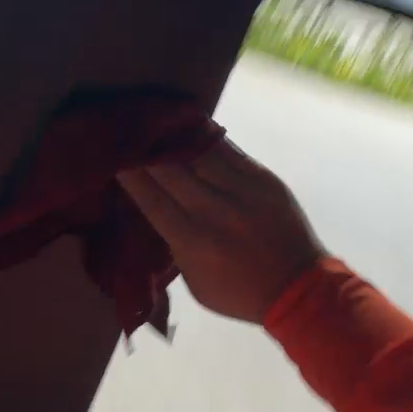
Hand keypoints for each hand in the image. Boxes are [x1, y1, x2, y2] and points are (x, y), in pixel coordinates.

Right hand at [119, 138, 324, 323]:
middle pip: (168, 169)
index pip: (150, 197)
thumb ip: (171, 243)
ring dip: (171, 135)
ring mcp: (243, 191)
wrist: (301, 289)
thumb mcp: (194, 281)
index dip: (128, 173)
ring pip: (197, 152)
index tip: (112, 156)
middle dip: (144, 149)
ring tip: (152, 119)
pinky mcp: (263, 178)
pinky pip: (226, 149)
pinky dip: (203, 137)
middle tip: (125, 132)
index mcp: (193, 241)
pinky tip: (187, 123)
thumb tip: (150, 206)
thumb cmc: (238, 292)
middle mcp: (215, 211)